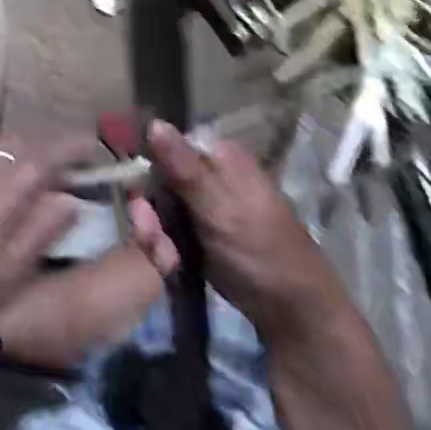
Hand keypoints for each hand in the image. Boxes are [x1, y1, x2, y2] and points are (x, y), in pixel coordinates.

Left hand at [0, 114, 94, 337]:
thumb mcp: (5, 277)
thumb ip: (40, 232)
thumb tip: (71, 200)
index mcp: (0, 196)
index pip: (45, 157)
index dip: (72, 148)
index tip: (92, 149)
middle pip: (22, 143)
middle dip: (49, 149)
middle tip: (67, 169)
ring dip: (23, 149)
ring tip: (36, 171)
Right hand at [138, 121, 348, 340]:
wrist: (290, 308)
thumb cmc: (259, 249)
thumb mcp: (218, 206)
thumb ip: (184, 167)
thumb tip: (154, 121)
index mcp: (222, 158)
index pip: (168, 148)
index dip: (150, 172)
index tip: (140, 203)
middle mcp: (213, 178)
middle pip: (162, 183)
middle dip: (152, 214)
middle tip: (155, 244)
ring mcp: (208, 209)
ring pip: (163, 212)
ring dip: (156, 236)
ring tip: (167, 261)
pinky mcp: (203, 238)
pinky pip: (172, 235)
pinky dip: (167, 250)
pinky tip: (170, 266)